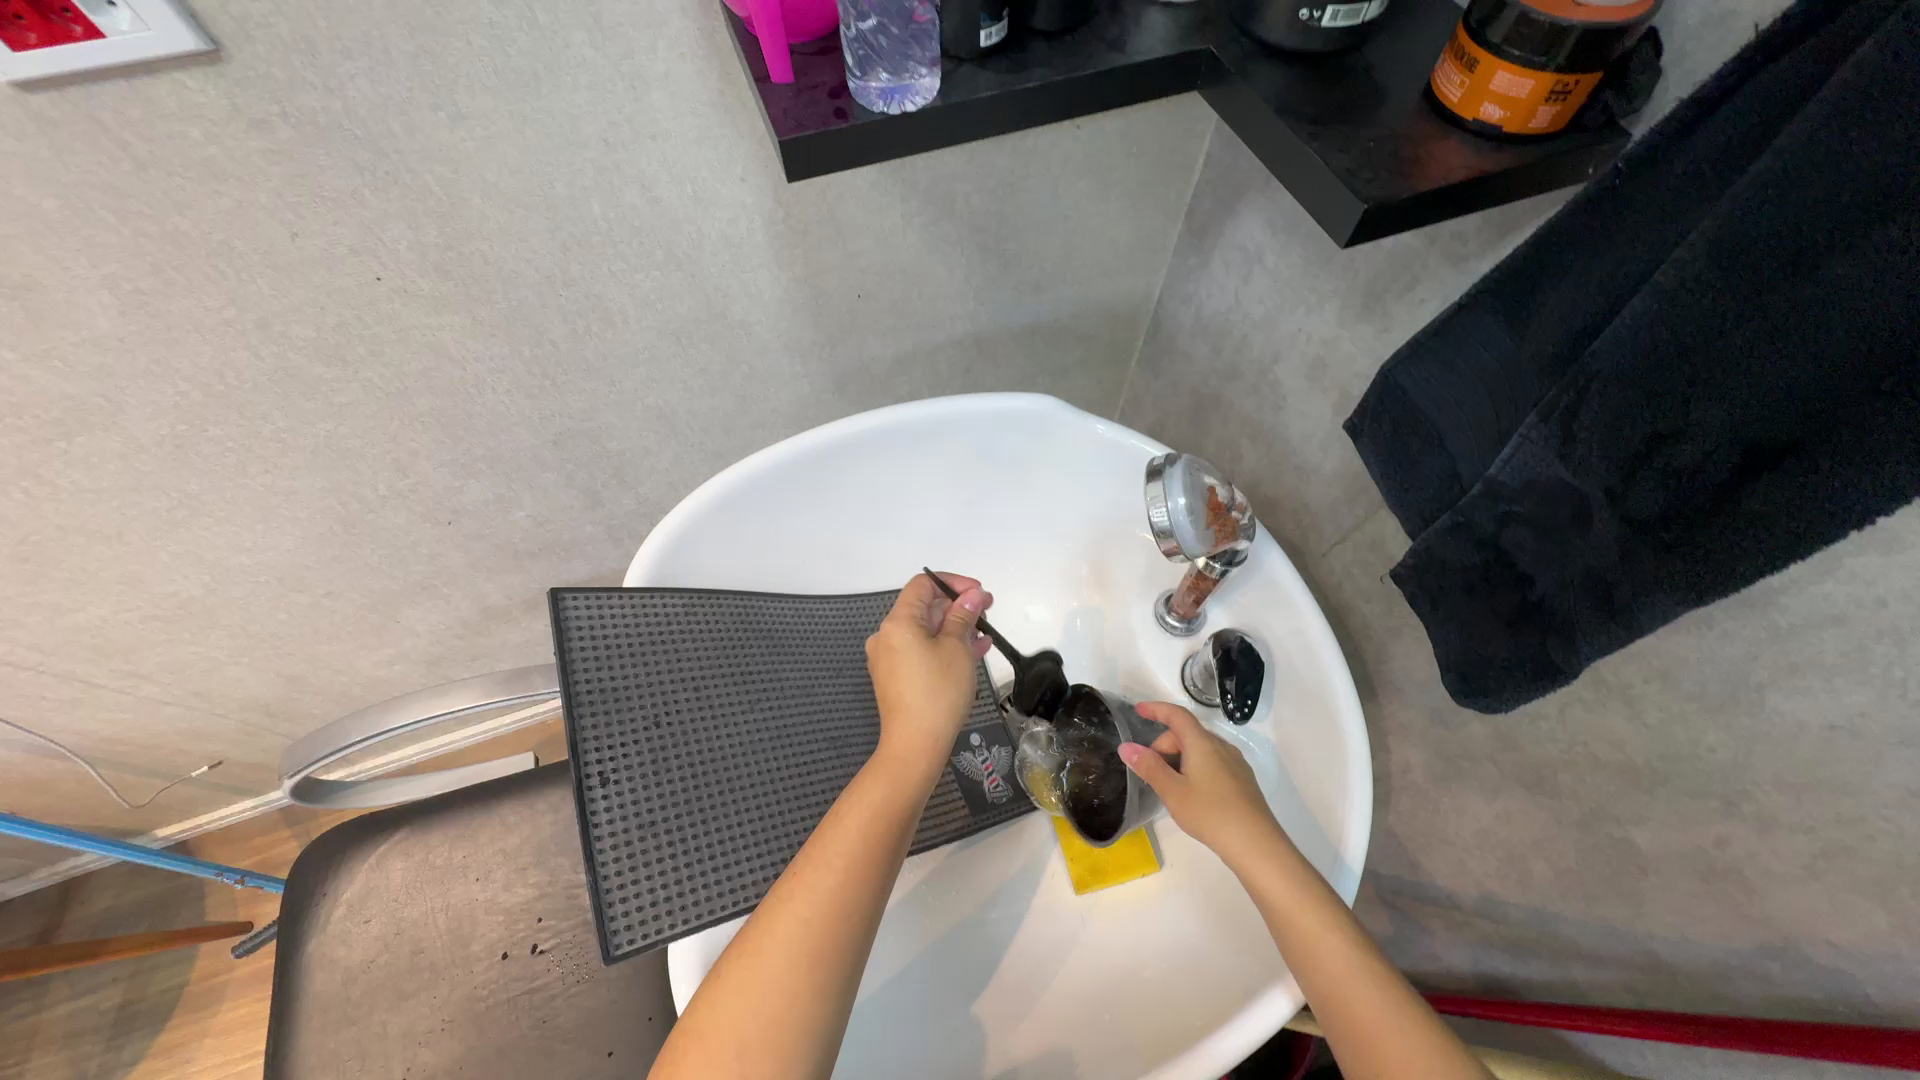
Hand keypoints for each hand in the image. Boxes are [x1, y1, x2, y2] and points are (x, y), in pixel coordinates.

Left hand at [865, 571, 991, 780]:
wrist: (915, 745)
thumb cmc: (938, 692)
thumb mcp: (957, 649)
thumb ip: (964, 617)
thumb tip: (973, 595)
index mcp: (897, 622)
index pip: (923, 585)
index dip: (953, 583)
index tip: (979, 593)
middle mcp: (887, 636)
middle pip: (924, 608)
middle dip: (958, 607)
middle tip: (988, 611)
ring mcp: (889, 658)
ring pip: (926, 632)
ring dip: (955, 628)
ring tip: (985, 634)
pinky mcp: (896, 678)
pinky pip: (922, 652)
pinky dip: (944, 647)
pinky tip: (973, 652)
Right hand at [1119, 702, 1289, 866]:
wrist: (1256, 843)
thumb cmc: (1210, 813)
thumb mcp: (1172, 791)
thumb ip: (1149, 767)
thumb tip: (1126, 747)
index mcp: (1202, 743)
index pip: (1177, 715)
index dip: (1156, 709)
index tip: (1138, 710)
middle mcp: (1221, 746)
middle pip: (1187, 734)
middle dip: (1164, 746)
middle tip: (1151, 773)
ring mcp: (1235, 763)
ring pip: (1200, 749)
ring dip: (1179, 759)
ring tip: (1170, 788)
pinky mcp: (1242, 780)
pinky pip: (1212, 762)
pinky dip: (1195, 768)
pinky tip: (1193, 795)